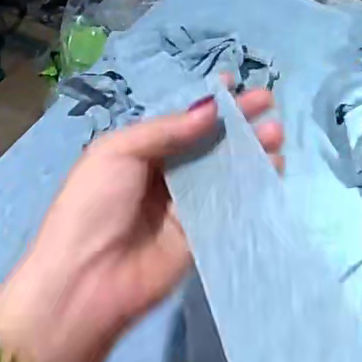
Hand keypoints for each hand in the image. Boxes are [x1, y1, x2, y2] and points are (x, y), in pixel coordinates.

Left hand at [0, 79, 280, 361]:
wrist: (85, 280)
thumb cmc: (94, 203)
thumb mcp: (119, 151)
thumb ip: (167, 131)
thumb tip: (212, 109)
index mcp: (138, 148)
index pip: (178, 119)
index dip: (205, 102)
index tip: (232, 82)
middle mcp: (163, 173)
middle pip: (206, 142)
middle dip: (235, 122)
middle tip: (268, 101)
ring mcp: (184, 206)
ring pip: (223, 171)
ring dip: (249, 151)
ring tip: (276, 133)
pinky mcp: (202, 238)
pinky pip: (230, 207)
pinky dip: (252, 188)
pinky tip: (273, 170)